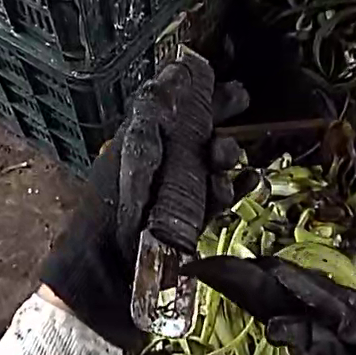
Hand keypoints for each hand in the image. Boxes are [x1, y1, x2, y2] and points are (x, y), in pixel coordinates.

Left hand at [39, 57, 245, 349]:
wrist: (108, 280)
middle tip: (241, 99)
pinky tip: (247, 182)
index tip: (216, 74)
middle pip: (196, 131)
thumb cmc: (113, 215)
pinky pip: (217, 198)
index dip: (195, 89)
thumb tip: (173, 75)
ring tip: (227, 158)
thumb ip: (155, 117)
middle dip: (218, 113)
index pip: (172, 107)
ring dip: (225, 155)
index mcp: (140, 145)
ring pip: (210, 163)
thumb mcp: (133, 156)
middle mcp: (158, 165)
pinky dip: (234, 188)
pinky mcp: (188, 221)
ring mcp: (175, 193)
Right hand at [186, 256, 355, 354]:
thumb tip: (276, 322)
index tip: (229, 263)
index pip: (307, 287)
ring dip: (305, 296)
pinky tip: (311, 315)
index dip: (264, 275)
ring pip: (341, 294)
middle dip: (279, 281)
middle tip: (239, 276)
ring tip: (266, 295)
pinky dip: (329, 309)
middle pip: (322, 284)